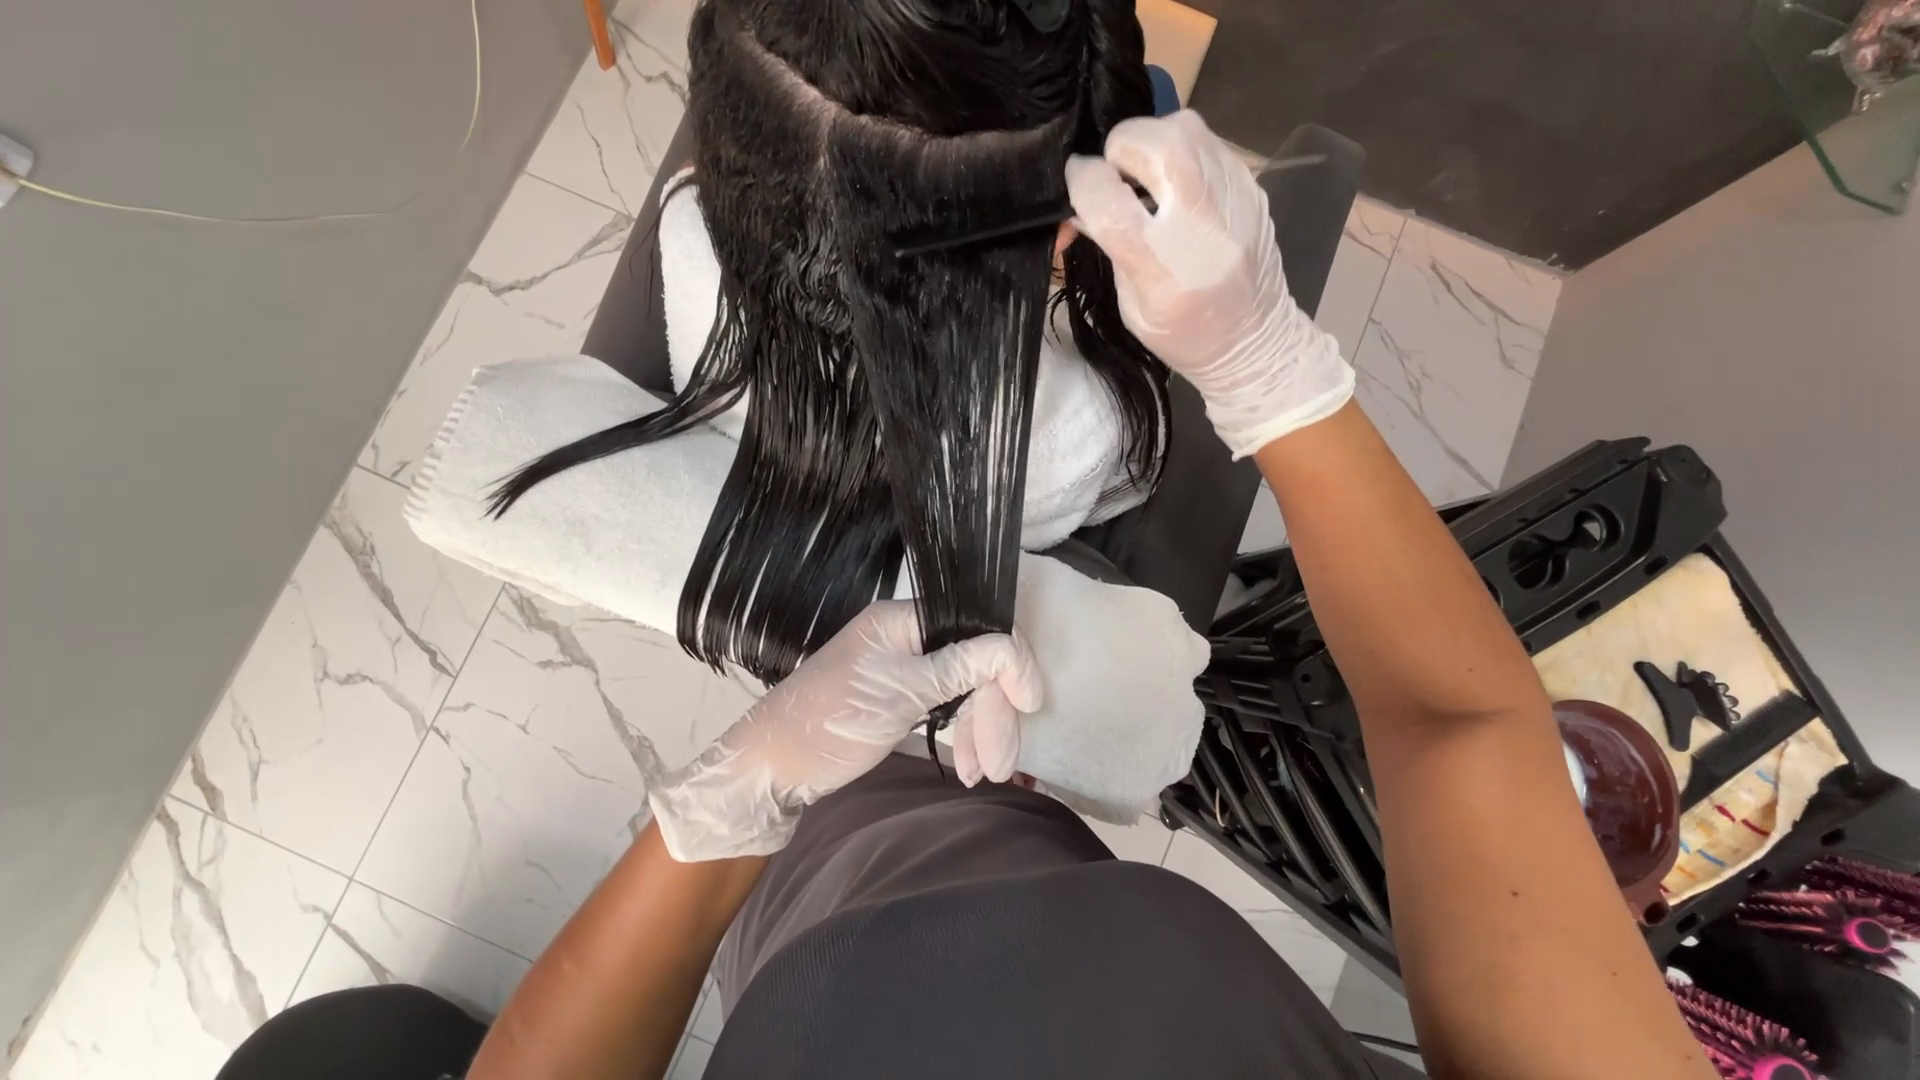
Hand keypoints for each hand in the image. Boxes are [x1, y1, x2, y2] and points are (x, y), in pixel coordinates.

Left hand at [647, 601, 1043, 860]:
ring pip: (963, 691)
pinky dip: (960, 735)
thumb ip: (958, 668)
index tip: (1030, 705)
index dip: (1009, 665)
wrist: (769, 770)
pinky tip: (967, 767)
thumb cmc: (830, 723)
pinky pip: (946, 709)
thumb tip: (1011, 650)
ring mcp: (904, 669)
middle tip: (1003, 765)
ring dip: (980, 731)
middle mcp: (907, 637)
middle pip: (974, 665)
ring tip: (985, 775)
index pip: (976, 629)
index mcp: (903, 620)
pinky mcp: (900, 699)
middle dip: (992, 714)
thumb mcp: (899, 694)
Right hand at [1065, 110, 1353, 457]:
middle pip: (1152, 142)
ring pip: (1183, 126)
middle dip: (1122, 149)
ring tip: (1150, 177)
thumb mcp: (1131, 306)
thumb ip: (1110, 247)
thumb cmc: (1182, 335)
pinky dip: (1182, 152)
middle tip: (1120, 177)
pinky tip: (1179, 184)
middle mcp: (1201, 224)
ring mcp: (1234, 197)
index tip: (1078, 184)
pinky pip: (1208, 140)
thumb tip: (1084, 202)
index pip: (1107, 200)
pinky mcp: (1252, 183)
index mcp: (1162, 268)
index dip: (1081, 181)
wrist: (1255, 341)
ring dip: (1152, 143)